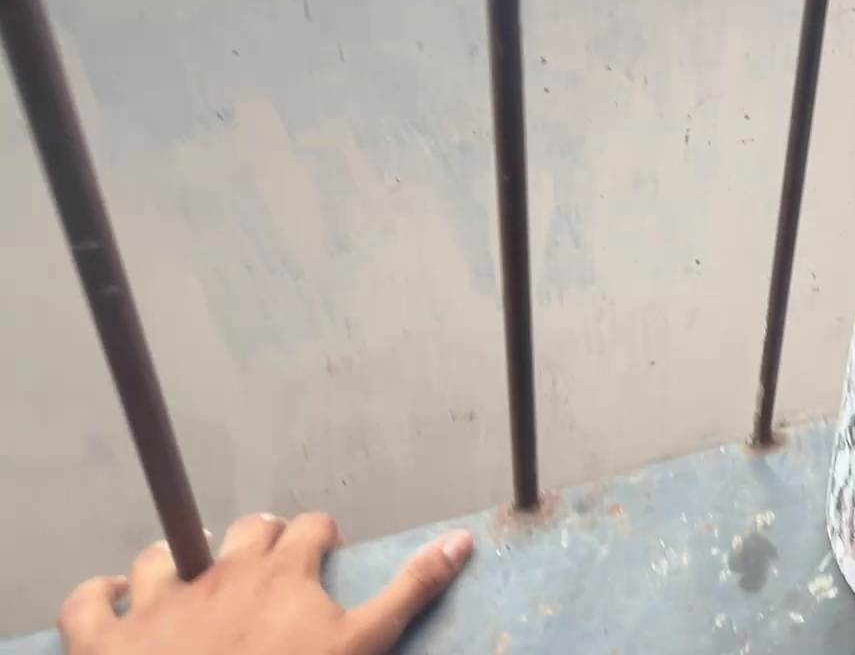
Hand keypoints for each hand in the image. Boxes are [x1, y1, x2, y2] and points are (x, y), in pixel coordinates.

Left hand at [59, 513, 472, 654]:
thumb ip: (412, 587)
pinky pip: (81, 604)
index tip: (326, 559)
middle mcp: (222, 573)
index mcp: (283, 570)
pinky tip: (108, 602)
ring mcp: (155, 606)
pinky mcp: (98, 645)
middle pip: (245, 527)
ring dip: (176, 559)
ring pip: (162, 554)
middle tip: (269, 565)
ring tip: (189, 577)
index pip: (311, 524)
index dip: (323, 536)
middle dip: (260, 536)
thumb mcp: (363, 642)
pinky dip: (93, 597)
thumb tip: (462, 539)